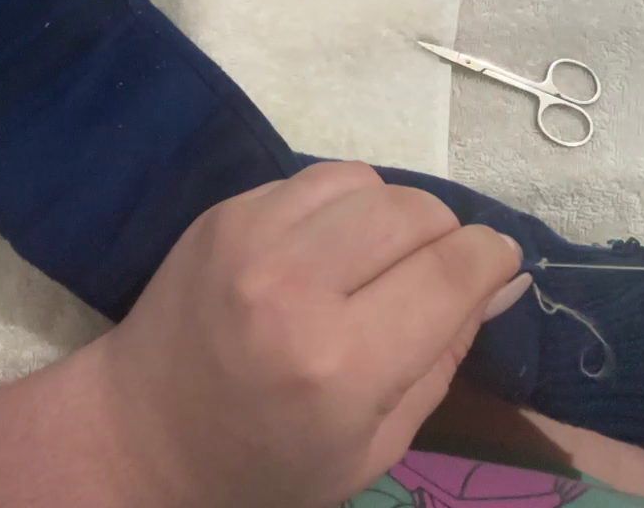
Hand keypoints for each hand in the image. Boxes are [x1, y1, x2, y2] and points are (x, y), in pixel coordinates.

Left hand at [78, 161, 530, 507]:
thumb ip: (443, 355)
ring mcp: (251, 233)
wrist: (141, 430)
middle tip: (439, 265)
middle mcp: (295, 282)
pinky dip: (341, 203)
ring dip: (392, 211)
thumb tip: (498, 278)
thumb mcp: (374, 446)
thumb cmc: (263, 464)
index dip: (492, 256)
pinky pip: (313, 178)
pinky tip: (327, 242)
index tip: (502, 258)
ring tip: (379, 253)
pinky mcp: (225, 209)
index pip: (449, 272)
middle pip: (412, 210)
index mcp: (339, 363)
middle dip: (446, 232)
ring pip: (366, 179)